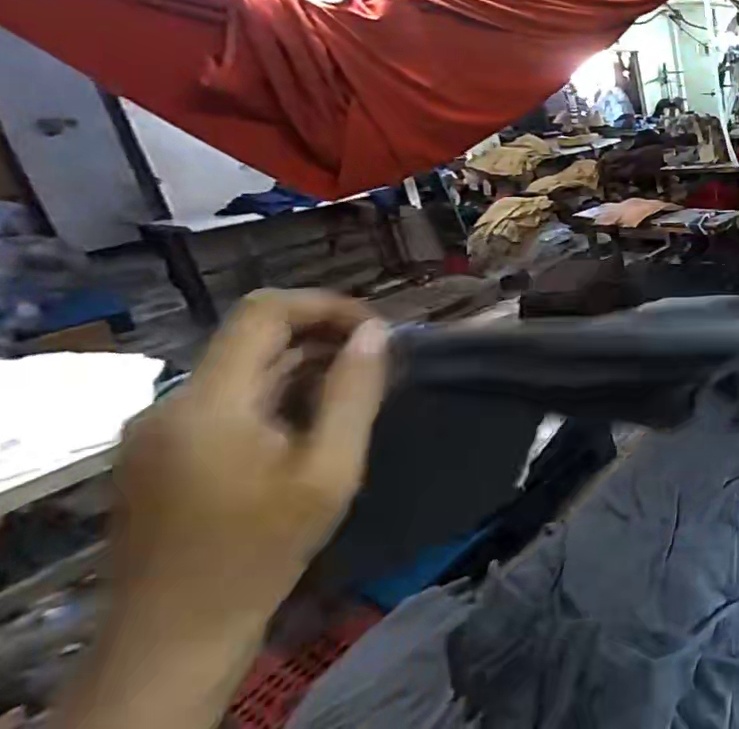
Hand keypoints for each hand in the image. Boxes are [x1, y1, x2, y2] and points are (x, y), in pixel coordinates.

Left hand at [111, 290, 387, 635]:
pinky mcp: (163, 451)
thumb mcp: (331, 467)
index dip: (327, 305)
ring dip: (307, 365)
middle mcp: (172, 404)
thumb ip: (353, 392)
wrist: (178, 628)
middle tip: (383, 362)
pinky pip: (230, 398)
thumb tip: (375, 331)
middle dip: (326, 336)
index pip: (263, 312)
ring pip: (246, 368)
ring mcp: (161, 430)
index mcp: (208, 403)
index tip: (378, 330)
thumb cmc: (265, 545)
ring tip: (360, 390)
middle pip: (255, 337)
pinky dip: (280, 392)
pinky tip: (317, 420)